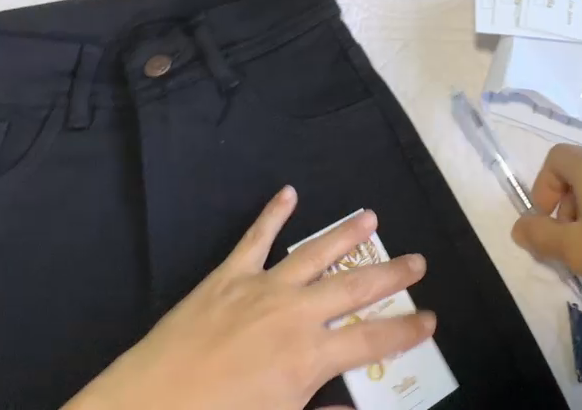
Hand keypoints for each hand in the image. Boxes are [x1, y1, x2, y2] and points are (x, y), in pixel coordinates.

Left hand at [63, 186, 435, 409]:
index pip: (372, 340)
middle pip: (353, 287)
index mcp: (309, 357)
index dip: (406, 330)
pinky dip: (273, 213)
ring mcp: (261, 286)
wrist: (149, 406)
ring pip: (314, 252)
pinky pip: (256, 237)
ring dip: (344, 234)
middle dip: (390, 275)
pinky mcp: (228, 274)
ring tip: (371, 217)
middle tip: (418, 260)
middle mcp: (294, 313)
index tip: (432, 318)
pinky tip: (288, 193)